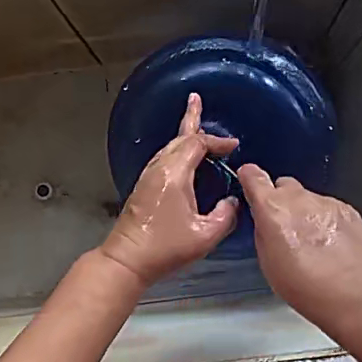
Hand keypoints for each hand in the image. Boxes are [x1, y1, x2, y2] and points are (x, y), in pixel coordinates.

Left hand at [98, 93, 239, 286]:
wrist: (127, 260)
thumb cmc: (165, 248)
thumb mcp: (206, 234)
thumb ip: (226, 215)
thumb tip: (232, 202)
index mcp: (174, 174)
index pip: (197, 144)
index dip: (217, 141)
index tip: (234, 146)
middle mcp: (159, 169)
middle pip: (179, 137)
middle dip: (192, 119)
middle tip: (196, 100)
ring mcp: (149, 177)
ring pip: (170, 146)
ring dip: (184, 134)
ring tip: (193, 120)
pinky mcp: (145, 188)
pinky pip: (165, 158)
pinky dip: (178, 149)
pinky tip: (184, 156)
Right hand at [236, 163, 361, 328]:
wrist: (353, 292)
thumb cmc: (309, 286)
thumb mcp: (268, 264)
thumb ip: (264, 233)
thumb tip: (266, 225)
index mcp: (272, 209)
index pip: (254, 178)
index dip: (250, 177)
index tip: (249, 178)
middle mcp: (299, 199)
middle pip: (284, 187)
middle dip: (282, 203)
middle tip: (285, 229)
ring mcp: (326, 203)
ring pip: (309, 200)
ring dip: (307, 216)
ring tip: (313, 247)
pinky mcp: (348, 210)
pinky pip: (330, 210)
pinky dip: (328, 223)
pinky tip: (332, 246)